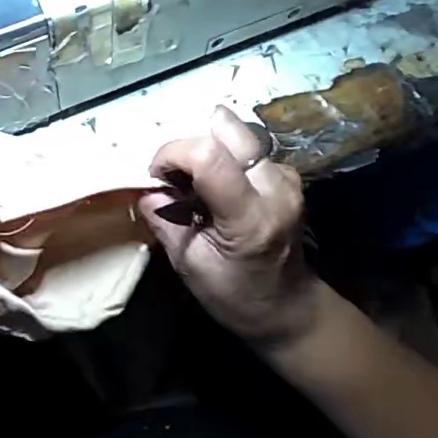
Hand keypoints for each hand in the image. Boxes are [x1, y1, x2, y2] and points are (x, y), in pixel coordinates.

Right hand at [139, 107, 317, 348]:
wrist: (288, 307)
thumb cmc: (236, 296)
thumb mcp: (189, 265)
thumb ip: (165, 221)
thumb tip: (149, 188)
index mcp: (249, 218)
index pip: (209, 156)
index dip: (173, 153)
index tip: (158, 175)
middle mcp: (275, 188)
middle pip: (228, 129)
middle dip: (192, 143)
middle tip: (178, 174)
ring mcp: (287, 178)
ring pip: (238, 134)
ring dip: (209, 149)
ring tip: (198, 183)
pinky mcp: (288, 175)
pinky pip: (249, 147)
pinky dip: (225, 157)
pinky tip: (219, 186)